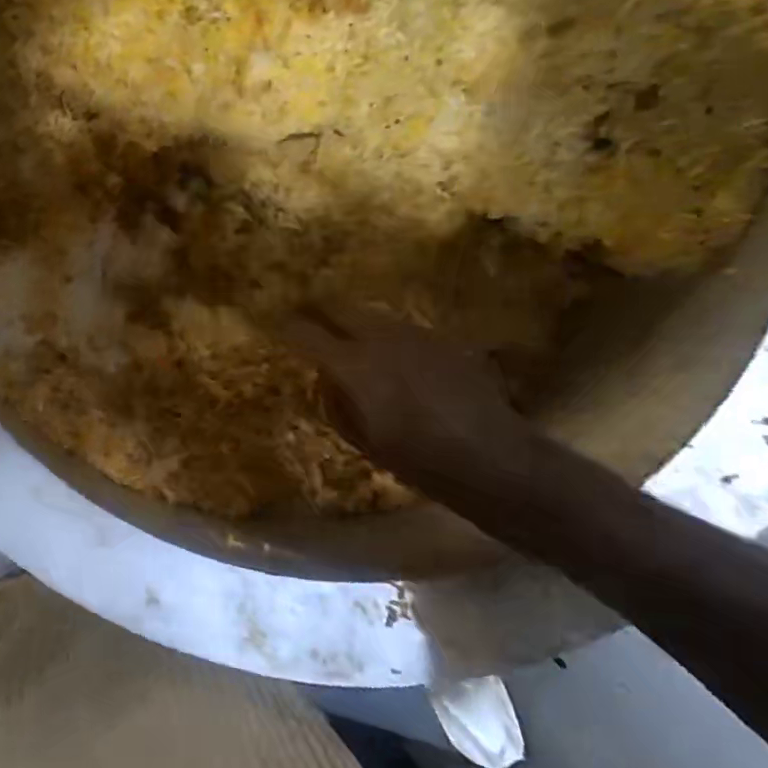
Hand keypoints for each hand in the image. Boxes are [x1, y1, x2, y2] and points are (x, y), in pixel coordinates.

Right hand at [284, 309, 538, 493]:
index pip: (306, 332)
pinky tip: (392, 358)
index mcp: (354, 365)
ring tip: (347, 336)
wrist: (494, 460)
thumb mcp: (361, 438)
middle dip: (319, 311)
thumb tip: (326, 376)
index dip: (286, 327)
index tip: (274, 325)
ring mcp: (417, 335)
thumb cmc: (417, 460)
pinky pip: (402, 330)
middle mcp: (382, 339)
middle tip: (306, 318)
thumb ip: (335, 401)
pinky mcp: (444, 341)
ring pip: (373, 316)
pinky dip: (387, 337)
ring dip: (354, 323)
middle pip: (340, 308)